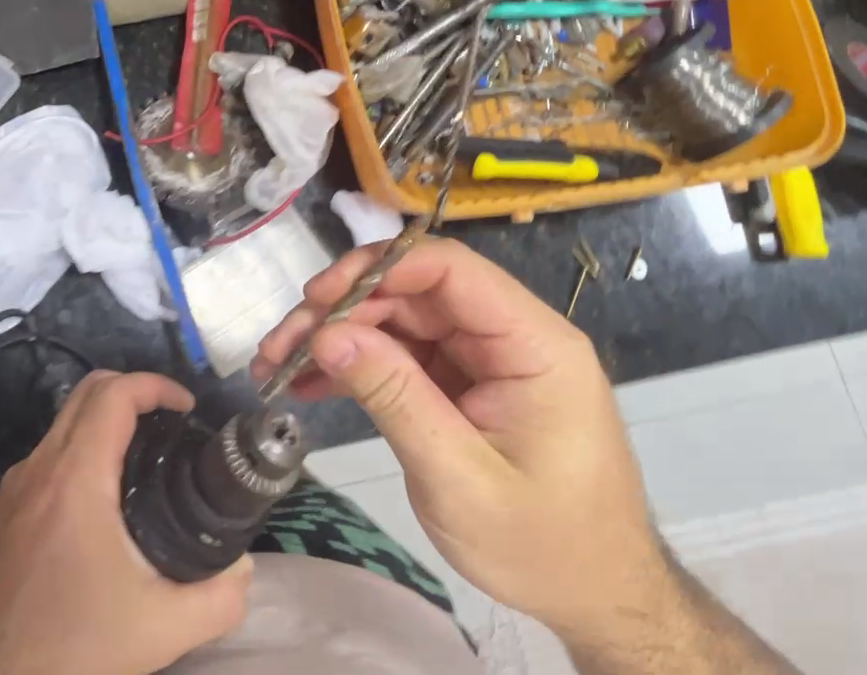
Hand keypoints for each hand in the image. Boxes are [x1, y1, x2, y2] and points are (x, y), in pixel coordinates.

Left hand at [0, 371, 252, 674]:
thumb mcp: (161, 629)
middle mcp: (39, 467)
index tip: (188, 407)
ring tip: (148, 454)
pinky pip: (50, 452)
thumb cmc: (72, 645)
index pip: (113, 395)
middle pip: (86, 393)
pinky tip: (109, 494)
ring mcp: (16, 486)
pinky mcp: (6, 508)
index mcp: (75, 478)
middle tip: (173, 423)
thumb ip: (217, 598)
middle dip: (134, 391)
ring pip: (64, 421)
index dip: (155, 385)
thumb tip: (244, 570)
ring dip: (106, 418)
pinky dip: (84, 446)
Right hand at [249, 240, 670, 641]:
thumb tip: (326, 333)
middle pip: (409, 293)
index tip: (317, 298)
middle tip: (277, 348)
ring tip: (274, 367)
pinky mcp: (457, 384)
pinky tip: (304, 385)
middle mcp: (504, 337)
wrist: (591, 597)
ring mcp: (478, 360)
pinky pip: (396, 357)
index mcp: (531, 344)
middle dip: (338, 312)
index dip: (378, 269)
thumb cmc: (541, 544)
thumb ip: (395, 397)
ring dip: (333, 340)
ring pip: (394, 322)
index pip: (449, 270)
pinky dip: (350, 368)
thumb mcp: (459, 477)